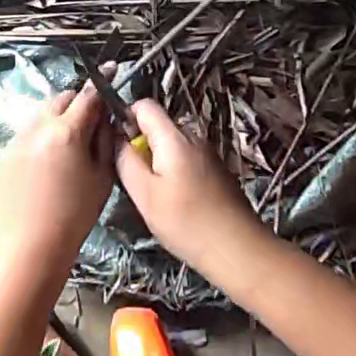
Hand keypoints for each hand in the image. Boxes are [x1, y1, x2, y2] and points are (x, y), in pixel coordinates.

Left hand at [0, 85, 115, 278]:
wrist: (28, 248)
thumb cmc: (73, 217)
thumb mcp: (101, 178)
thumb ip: (104, 141)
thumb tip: (105, 118)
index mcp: (66, 131)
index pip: (88, 95)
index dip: (103, 82)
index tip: (113, 70)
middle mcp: (38, 127)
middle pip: (61, 98)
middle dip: (79, 101)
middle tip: (94, 118)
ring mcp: (18, 139)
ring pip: (43, 114)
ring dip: (59, 116)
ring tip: (72, 140)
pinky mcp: (6, 153)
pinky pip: (30, 132)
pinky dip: (44, 134)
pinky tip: (52, 158)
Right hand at [114, 99, 272, 274]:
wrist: (239, 249)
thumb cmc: (186, 222)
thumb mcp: (144, 194)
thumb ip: (125, 160)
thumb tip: (116, 138)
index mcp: (174, 137)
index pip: (144, 105)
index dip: (126, 118)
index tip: (120, 148)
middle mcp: (193, 137)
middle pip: (158, 126)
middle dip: (141, 146)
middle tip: (136, 181)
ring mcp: (207, 153)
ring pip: (171, 145)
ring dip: (157, 163)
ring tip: (155, 196)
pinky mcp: (216, 170)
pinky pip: (185, 159)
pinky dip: (174, 173)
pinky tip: (177, 202)